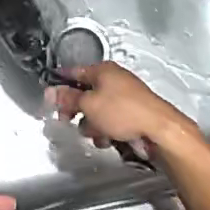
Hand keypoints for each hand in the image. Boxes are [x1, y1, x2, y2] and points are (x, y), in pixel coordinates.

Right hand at [46, 61, 199, 155]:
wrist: (159, 130)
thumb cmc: (124, 111)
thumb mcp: (89, 104)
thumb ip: (68, 98)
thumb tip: (51, 91)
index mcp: (103, 70)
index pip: (73, 72)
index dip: (59, 84)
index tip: (50, 97)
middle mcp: (113, 80)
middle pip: (85, 93)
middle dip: (76, 109)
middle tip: (67, 120)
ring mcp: (124, 97)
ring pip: (97, 110)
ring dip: (92, 124)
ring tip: (96, 133)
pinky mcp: (131, 114)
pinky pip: (110, 121)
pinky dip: (106, 130)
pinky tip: (108, 139)